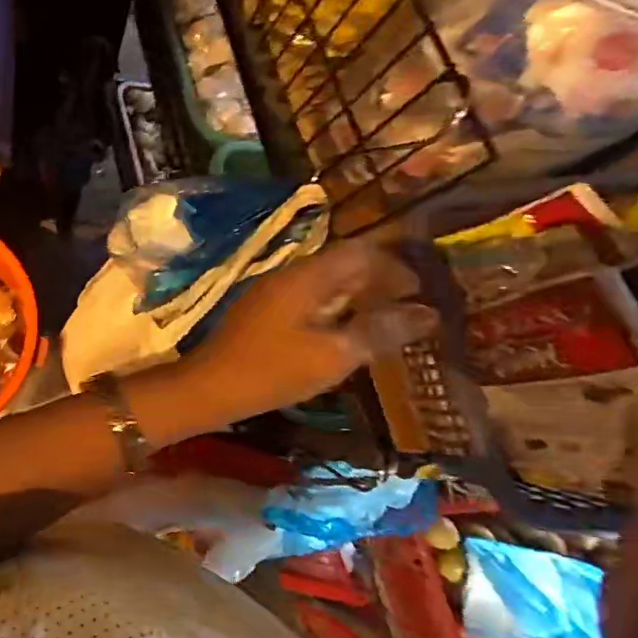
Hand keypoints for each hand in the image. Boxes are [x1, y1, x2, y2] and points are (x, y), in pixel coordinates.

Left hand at [173, 239, 437, 428]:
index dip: (395, 266)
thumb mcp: (333, 354)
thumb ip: (379, 331)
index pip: (359, 251)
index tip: (423, 290)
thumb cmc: (273, 369)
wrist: (210, 386)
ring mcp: (271, 292)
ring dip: (355, 296)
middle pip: (341, 264)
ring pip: (323, 282)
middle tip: (411, 307)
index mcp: (305, 276)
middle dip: (378, 280)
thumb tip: (427, 313)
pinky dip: (333, 309)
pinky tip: (345, 333)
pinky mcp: (262, 312)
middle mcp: (287, 275)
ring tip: (386, 322)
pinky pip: (306, 299)